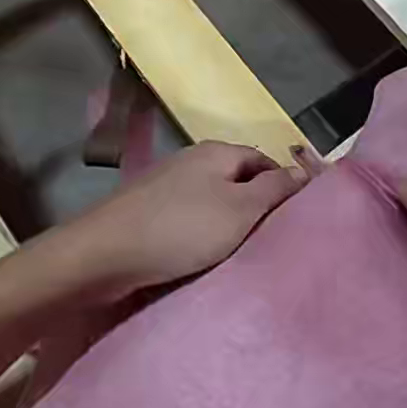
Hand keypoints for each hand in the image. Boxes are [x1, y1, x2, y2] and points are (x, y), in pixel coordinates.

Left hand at [67, 141, 302, 298]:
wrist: (103, 254)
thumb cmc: (181, 229)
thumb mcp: (240, 209)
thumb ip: (275, 189)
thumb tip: (303, 171)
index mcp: (217, 152)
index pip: (265, 160)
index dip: (284, 186)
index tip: (294, 220)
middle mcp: (192, 160)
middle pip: (239, 179)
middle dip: (257, 207)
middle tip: (272, 240)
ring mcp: (167, 184)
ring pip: (214, 200)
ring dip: (230, 222)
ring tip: (242, 252)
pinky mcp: (148, 209)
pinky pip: (190, 216)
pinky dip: (203, 233)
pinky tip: (204, 255)